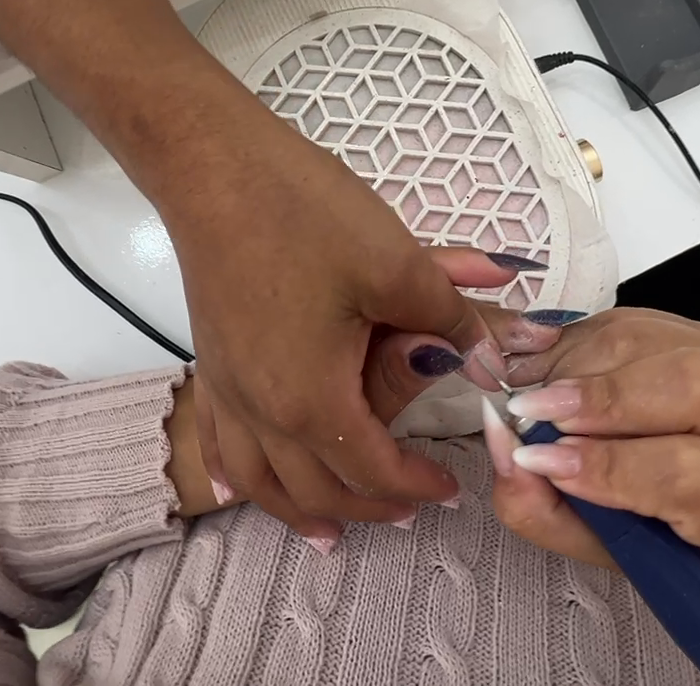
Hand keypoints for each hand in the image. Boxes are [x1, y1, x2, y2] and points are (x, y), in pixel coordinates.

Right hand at [164, 127, 541, 543]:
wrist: (218, 168)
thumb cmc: (307, 217)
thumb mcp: (396, 264)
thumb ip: (450, 318)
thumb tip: (491, 358)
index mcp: (311, 397)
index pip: (370, 468)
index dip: (413, 485)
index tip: (449, 489)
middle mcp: (260, 409)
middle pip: (312, 486)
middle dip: (363, 507)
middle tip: (402, 512)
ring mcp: (224, 385)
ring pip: (257, 478)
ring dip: (295, 508)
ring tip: (325, 531)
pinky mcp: (208, 356)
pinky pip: (217, 440)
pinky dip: (235, 474)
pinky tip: (232, 483)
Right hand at [481, 309, 699, 651]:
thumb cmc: (679, 534)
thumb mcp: (613, 551)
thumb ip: (549, 512)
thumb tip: (502, 448)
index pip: (689, 474)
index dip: (608, 465)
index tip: (539, 460)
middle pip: (687, 385)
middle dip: (597, 396)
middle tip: (527, 411)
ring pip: (651, 340)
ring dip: (575, 362)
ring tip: (527, 391)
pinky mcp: (690, 326)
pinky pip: (623, 319)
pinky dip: (573, 340)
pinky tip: (542, 367)